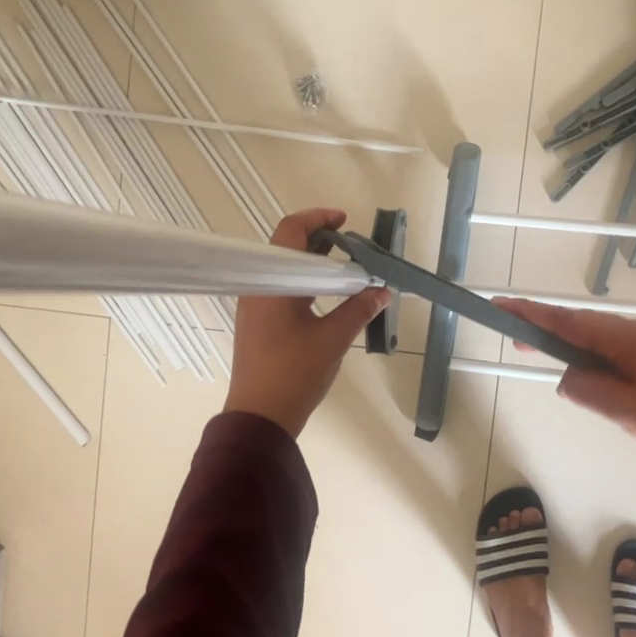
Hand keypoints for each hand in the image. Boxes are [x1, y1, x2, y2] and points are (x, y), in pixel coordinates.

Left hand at [223, 209, 391, 437]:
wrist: (258, 418)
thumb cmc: (293, 373)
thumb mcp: (333, 339)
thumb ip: (359, 309)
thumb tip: (382, 291)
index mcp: (272, 282)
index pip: (291, 231)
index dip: (318, 218)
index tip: (345, 221)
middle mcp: (257, 287)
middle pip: (285, 247)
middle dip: (318, 240)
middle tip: (350, 246)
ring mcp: (253, 306)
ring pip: (282, 270)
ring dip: (311, 263)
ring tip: (343, 268)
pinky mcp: (256, 324)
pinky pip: (279, 288)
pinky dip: (302, 282)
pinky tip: (325, 295)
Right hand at [493, 297, 635, 460]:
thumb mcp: (625, 410)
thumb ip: (588, 391)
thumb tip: (569, 379)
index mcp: (628, 339)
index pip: (569, 322)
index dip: (532, 315)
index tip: (501, 306)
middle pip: (585, 325)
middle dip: (550, 332)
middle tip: (517, 341)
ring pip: (604, 341)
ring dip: (577, 351)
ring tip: (560, 371)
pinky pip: (621, 353)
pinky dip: (600, 361)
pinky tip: (598, 382)